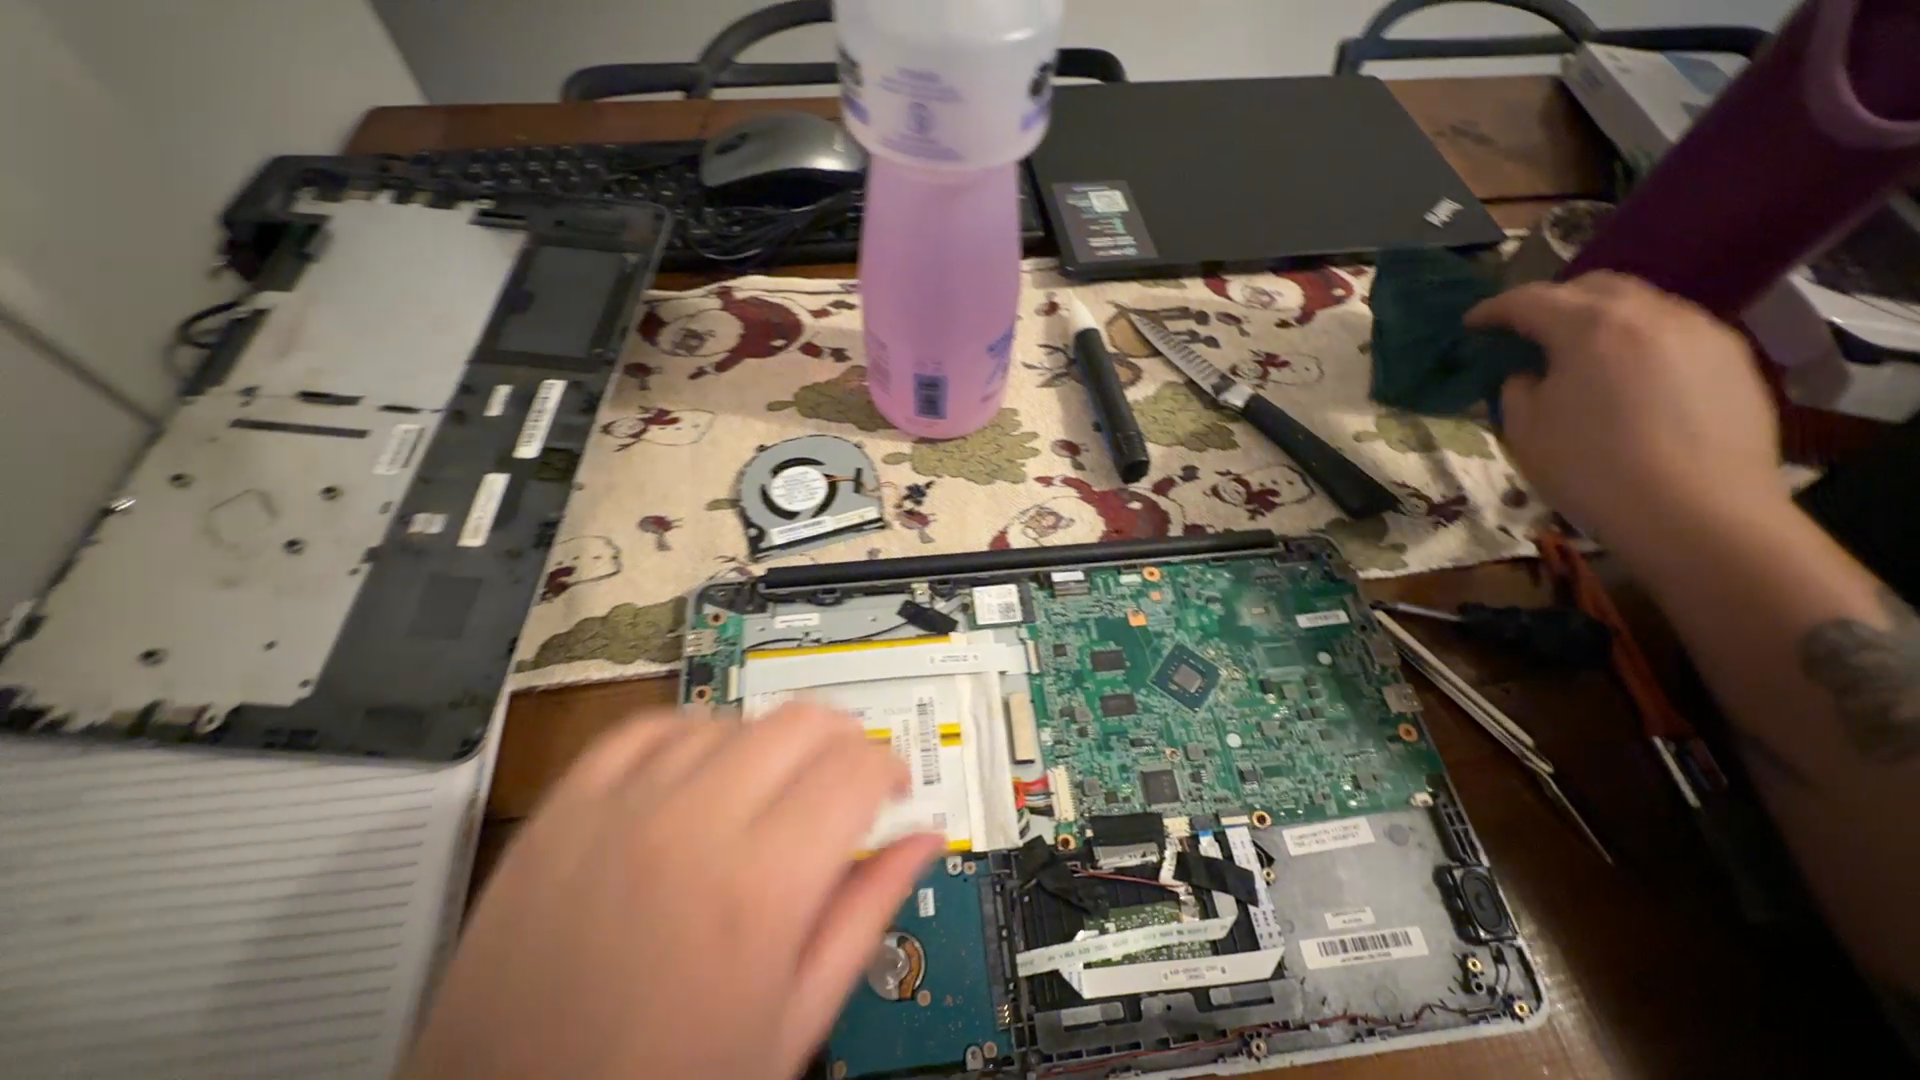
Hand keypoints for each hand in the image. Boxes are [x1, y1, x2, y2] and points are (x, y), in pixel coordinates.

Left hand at [405, 705, 943, 1079]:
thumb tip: (923, 842)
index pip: (855, 772)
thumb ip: (865, 914)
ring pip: (725, 721)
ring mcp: (616, 811)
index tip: (893, 792)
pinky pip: (641, 731)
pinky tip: (699, 768)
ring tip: (771, 790)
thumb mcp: (790, 1022)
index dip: (890, 770)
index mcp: (759, 890)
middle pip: (798, 725)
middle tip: (848, 781)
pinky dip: (688, 735)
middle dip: (844, 741)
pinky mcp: (559, 814)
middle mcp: (690, 827)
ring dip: (768, 743)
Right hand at [1466, 272, 1782, 557]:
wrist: (1700, 514)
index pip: (1529, 300)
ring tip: (1586, 355)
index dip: (1494, 310)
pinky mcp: (1734, 358)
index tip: (1472, 325)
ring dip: (1604, 320)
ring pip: (1642, 305)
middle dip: (1555, 302)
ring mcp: (1701, 331)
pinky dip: (1643, 343)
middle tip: (1531, 332)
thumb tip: (1531, 375)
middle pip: (1594, 286)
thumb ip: (1518, 389)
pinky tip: (1634, 380)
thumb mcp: (1526, 433)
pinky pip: (1676, 333)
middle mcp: (1649, 313)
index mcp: (1589, 326)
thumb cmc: (1594, 471)